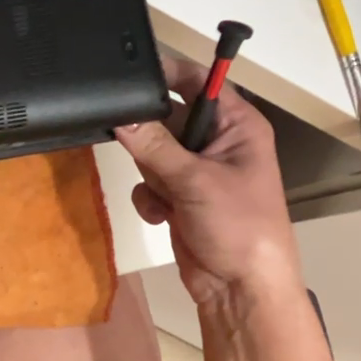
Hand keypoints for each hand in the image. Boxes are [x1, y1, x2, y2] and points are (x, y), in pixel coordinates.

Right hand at [114, 56, 301, 309]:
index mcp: (237, 126)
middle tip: (142, 152)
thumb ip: (154, 147)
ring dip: (150, 175)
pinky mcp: (179, 198)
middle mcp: (217, 143)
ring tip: (165, 195)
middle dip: (151, 139)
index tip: (130, 72)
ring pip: (152, 153)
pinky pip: (149, 184)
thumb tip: (121, 118)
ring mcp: (196, 172)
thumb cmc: (239, 227)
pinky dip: (150, 199)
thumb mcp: (195, 182)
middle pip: (168, 119)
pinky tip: (163, 216)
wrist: (239, 287)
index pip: (200, 82)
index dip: (168, 74)